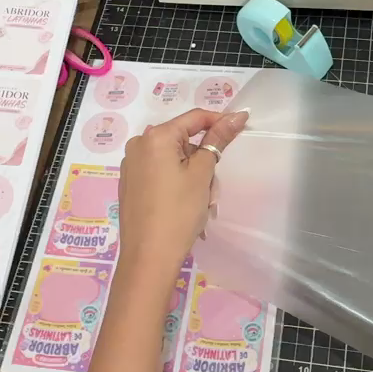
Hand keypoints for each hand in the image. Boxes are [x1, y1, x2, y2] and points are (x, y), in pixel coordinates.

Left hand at [118, 108, 246, 285]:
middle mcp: (138, 145)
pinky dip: (177, 182)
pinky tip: (184, 206)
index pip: (194, 118)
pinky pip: (160, 172)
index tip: (242, 127)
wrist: (148, 257)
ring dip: (193, 174)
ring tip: (202, 203)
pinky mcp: (130, 184)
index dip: (220, 122)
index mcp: (155, 137)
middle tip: (213, 186)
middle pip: (183, 139)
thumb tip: (237, 115)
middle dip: (204, 158)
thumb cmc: (179, 212)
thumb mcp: (202, 173)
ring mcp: (131, 166)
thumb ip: (218, 139)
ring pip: (173, 158)